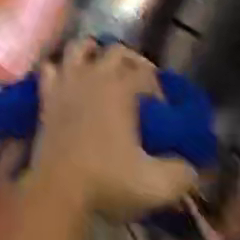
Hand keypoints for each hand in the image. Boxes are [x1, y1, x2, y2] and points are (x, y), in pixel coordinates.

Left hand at [30, 39, 199, 220]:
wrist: (58, 192)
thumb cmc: (107, 183)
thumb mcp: (157, 185)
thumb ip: (182, 174)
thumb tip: (193, 169)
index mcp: (121, 89)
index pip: (147, 73)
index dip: (159, 88)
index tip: (163, 112)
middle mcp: (94, 76)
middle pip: (117, 51)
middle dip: (133, 63)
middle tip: (141, 86)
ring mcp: (66, 82)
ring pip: (79, 47)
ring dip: (93, 53)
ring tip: (104, 71)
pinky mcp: (45, 96)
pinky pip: (49, 68)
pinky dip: (59, 69)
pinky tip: (68, 83)